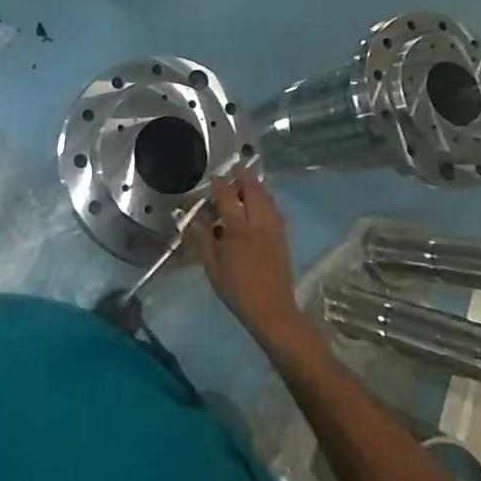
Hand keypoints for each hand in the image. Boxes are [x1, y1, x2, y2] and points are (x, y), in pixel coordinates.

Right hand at [195, 170, 304, 340]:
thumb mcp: (213, 266)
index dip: (221, 184)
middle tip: (236, 170)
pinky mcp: (283, 238)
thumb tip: (197, 220)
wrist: (271, 309)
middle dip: (244, 177)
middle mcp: (259, 222)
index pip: (228, 197)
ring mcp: (274, 229)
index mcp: (238, 228)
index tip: (215, 177)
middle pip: (253, 191)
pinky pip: (275, 210)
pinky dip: (267, 201)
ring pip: (267, 198)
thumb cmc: (237, 289)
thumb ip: (204, 239)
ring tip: (247, 184)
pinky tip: (261, 205)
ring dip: (257, 187)